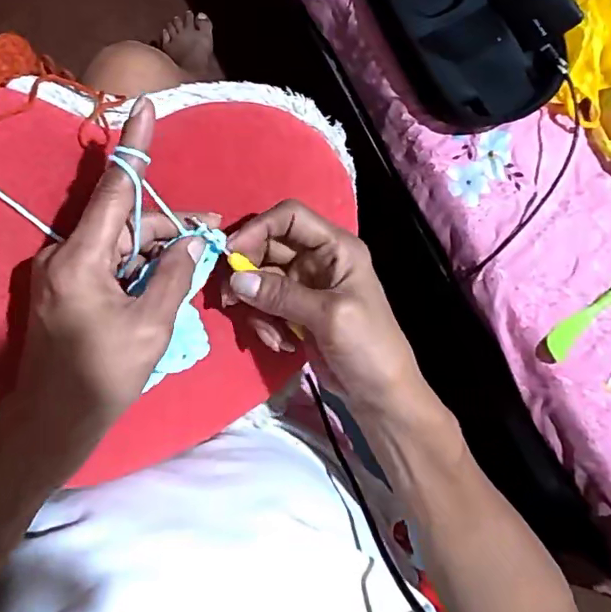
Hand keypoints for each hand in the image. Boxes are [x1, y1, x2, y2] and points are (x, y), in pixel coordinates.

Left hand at [4, 98, 210, 460]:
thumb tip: (190, 242)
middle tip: (208, 243)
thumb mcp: (150, 327)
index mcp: (81, 258)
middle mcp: (64, 253)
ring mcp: (60, 270)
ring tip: (188, 272)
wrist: (48, 425)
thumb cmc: (100, 378)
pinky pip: (107, 263)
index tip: (144, 107)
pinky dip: (135, 268)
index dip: (134, 147)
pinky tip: (159, 287)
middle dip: (167, 229)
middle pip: (126, 222)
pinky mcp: (63, 287)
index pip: (116, 189)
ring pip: (119, 244)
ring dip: (154, 253)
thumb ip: (172, 275)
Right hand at [222, 200, 426, 414]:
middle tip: (229, 299)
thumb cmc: (368, 346)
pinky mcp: (295, 310)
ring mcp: (305, 285)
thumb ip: (282, 295)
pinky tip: (281, 344)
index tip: (231, 253)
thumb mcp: (328, 316)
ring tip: (268, 334)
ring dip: (256, 305)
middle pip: (268, 246)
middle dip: (247, 271)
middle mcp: (318, 259)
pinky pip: (265, 304)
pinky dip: (264, 321)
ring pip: (261, 277)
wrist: (381, 394)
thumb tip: (236, 280)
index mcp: (336, 247)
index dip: (259, 228)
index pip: (290, 216)